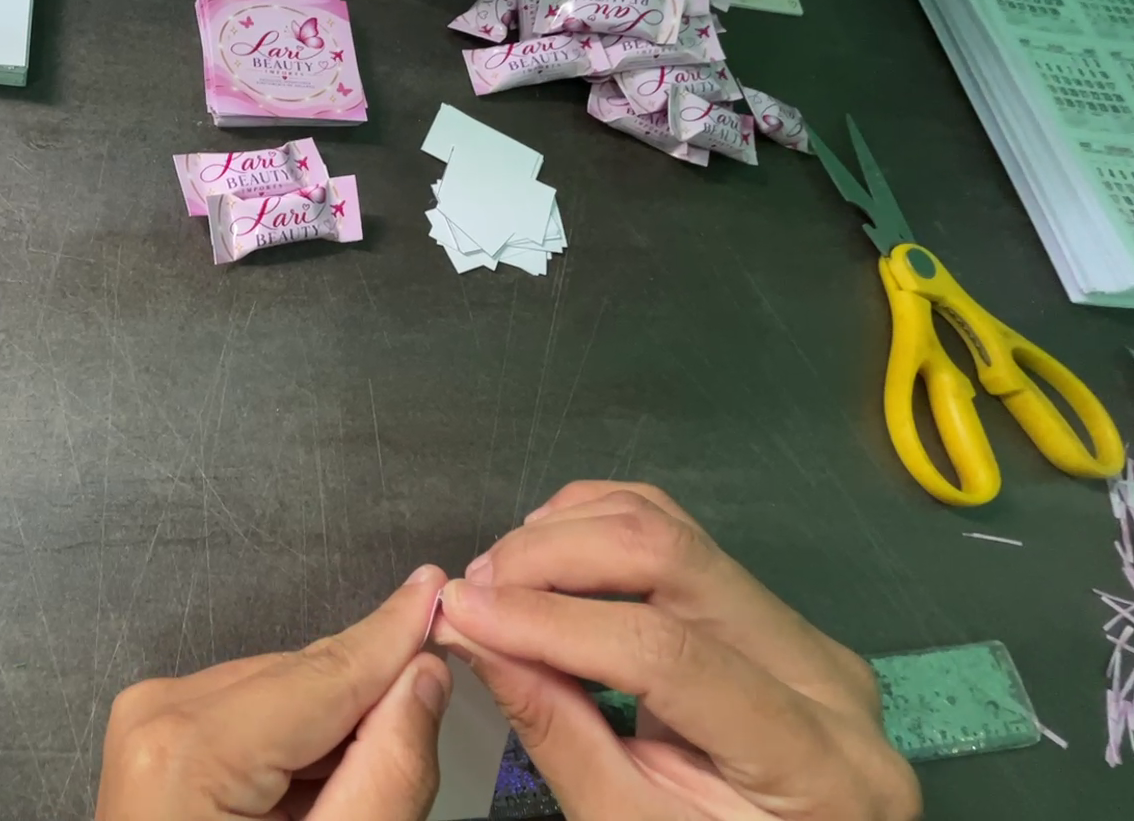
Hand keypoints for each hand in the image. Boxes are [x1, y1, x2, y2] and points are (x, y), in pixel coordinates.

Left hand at [96, 566, 449, 820]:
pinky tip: (315, 784)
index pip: (319, 675)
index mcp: (189, 748)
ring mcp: (149, 714)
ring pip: (277, 690)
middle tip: (431, 689)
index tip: (432, 586)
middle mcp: (159, 709)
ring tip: (357, 781)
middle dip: (366, 689)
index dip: (389, 635)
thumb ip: (384, 773)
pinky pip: (248, 709)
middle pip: (297, 679)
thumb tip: (421, 678)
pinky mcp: (153, 727)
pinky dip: (293, 739)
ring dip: (331, 722)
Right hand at [435, 481, 920, 820]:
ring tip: (499, 577)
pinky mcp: (751, 599)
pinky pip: (662, 519)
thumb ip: (547, 722)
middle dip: (547, 556)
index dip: (549, 620)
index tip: (459, 610)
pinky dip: (585, 520)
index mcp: (816, 762)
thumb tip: (461, 626)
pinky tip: (543, 555)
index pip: (666, 651)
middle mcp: (821, 669)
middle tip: (473, 589)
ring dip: (559, 532)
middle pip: (667, 553)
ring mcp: (790, 622)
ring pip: (660, 518)